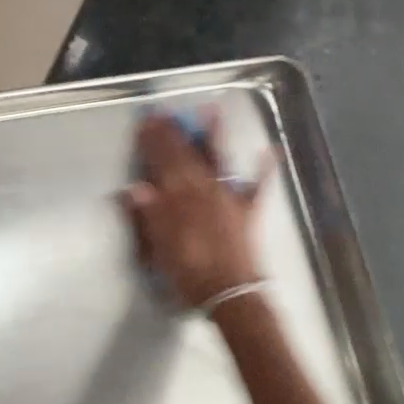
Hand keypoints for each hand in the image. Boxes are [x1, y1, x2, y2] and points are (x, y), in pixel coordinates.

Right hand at [122, 108, 276, 308]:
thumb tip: (134, 188)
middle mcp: (203, 190)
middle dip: (173, 133)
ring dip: (215, 136)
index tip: (144, 122)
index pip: (161, 162)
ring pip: (217, 160)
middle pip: (185, 156)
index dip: (152, 142)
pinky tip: (269, 151)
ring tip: (211, 109)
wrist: (230, 293)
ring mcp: (227, 198)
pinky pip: (258, 186)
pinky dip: (264, 168)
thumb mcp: (158, 246)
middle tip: (164, 112)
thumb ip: (148, 214)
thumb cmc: (188, 272)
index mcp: (177, 198)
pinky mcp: (247, 211)